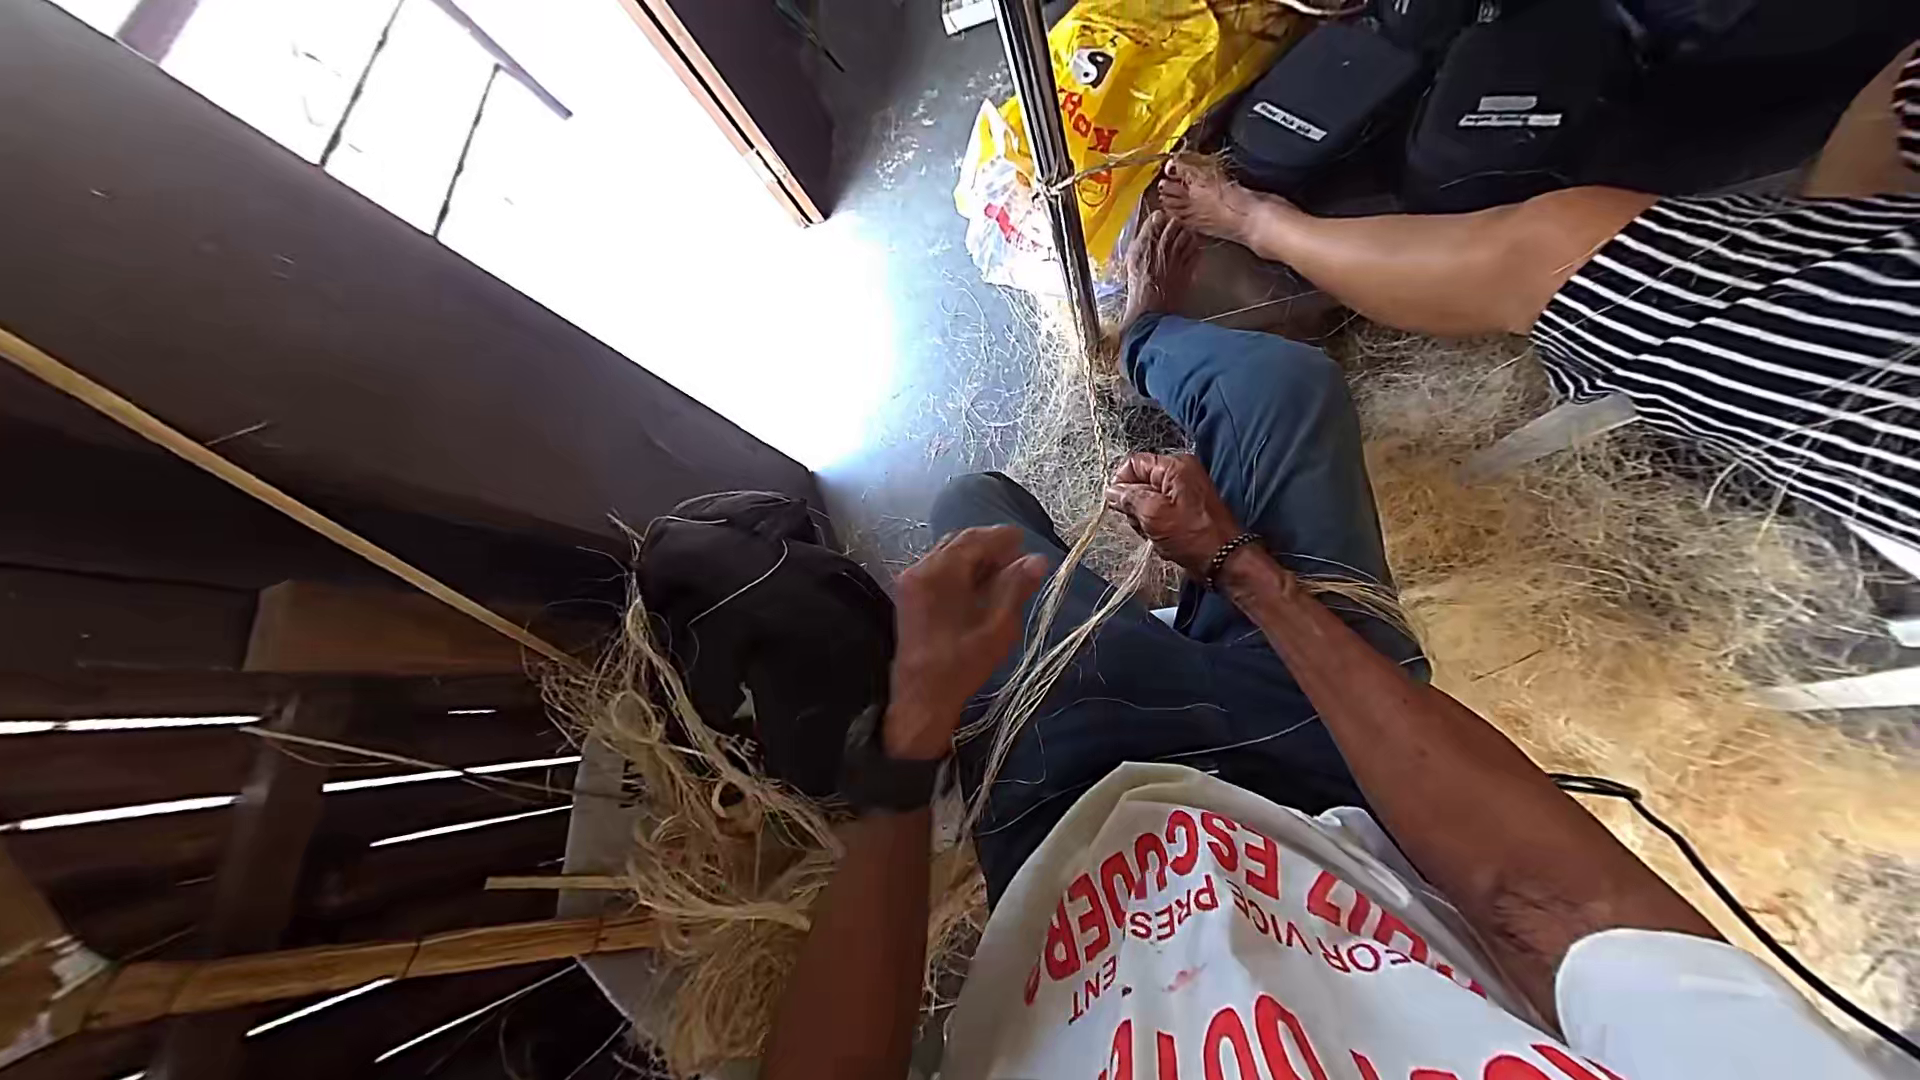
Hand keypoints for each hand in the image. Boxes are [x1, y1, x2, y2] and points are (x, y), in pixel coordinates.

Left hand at [886, 526, 1047, 759]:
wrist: (922, 696)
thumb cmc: (963, 664)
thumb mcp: (998, 627)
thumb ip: (1017, 588)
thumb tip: (1038, 559)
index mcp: (941, 572)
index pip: (975, 539)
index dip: (1002, 537)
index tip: (1025, 539)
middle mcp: (921, 568)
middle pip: (959, 543)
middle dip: (989, 546)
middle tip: (1016, 557)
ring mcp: (911, 581)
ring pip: (947, 554)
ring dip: (974, 557)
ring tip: (1002, 572)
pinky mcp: (908, 594)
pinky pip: (937, 568)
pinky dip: (959, 568)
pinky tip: (978, 584)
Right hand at [1103, 452, 1243, 577]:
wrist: (1223, 560)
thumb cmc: (1192, 536)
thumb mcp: (1153, 513)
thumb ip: (1129, 497)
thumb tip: (1112, 491)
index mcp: (1174, 466)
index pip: (1132, 464)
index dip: (1121, 484)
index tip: (1121, 506)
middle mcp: (1180, 473)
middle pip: (1138, 482)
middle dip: (1134, 505)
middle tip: (1144, 522)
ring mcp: (1183, 491)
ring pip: (1145, 500)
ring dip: (1143, 519)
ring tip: (1154, 532)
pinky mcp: (1184, 508)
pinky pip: (1157, 511)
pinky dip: (1153, 525)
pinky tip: (1161, 536)